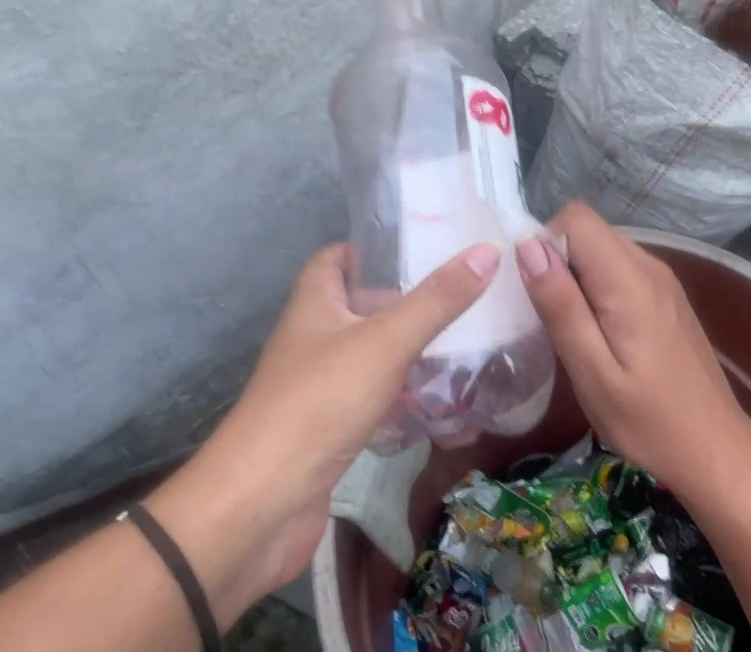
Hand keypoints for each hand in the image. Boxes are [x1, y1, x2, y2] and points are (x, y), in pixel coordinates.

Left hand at [144, 242, 497, 627]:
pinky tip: (449, 412)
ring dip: (415, 356)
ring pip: (375, 358)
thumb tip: (487, 250)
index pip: (337, 257)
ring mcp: (321, 386)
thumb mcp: (386, 342)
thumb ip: (437, 300)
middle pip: (364, 308)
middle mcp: (314, 338)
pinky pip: (378, 403)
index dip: (373, 249)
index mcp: (314, 303)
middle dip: (411, 304)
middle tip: (467, 300)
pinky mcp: (333, 429)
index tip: (425, 248)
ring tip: (472, 351)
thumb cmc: (319, 403)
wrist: (263, 503)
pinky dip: (409, 403)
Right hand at [515, 203, 750, 497]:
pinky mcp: (666, 296)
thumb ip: (560, 305)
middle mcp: (649, 265)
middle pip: (588, 231)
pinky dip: (597, 289)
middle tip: (552, 321)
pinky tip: (600, 337)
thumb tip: (528, 246)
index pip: (574, 218)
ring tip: (574, 333)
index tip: (537, 294)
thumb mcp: (591, 372)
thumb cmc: (648, 420)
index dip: (545, 245)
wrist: (714, 449)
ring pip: (602, 249)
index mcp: (629, 279)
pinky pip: (619, 269)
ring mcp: (662, 279)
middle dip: (558, 263)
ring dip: (576, 278)